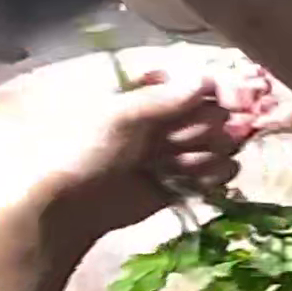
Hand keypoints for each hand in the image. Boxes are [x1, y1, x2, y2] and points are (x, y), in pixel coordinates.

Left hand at [0, 56, 241, 236]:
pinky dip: (214, 174)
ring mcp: (176, 148)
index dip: (214, 89)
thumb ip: (161, 98)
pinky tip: (194, 179)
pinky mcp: (187, 176)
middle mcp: (162, 117)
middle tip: (176, 140)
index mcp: (139, 92)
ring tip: (177, 166)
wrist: (63, 210)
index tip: (227, 100)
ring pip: (223, 142)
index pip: (192, 80)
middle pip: (214, 112)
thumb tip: (205, 80)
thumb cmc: (75, 152)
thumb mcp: (114, 117)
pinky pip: (221, 169)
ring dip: (207, 154)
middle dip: (204, 127)